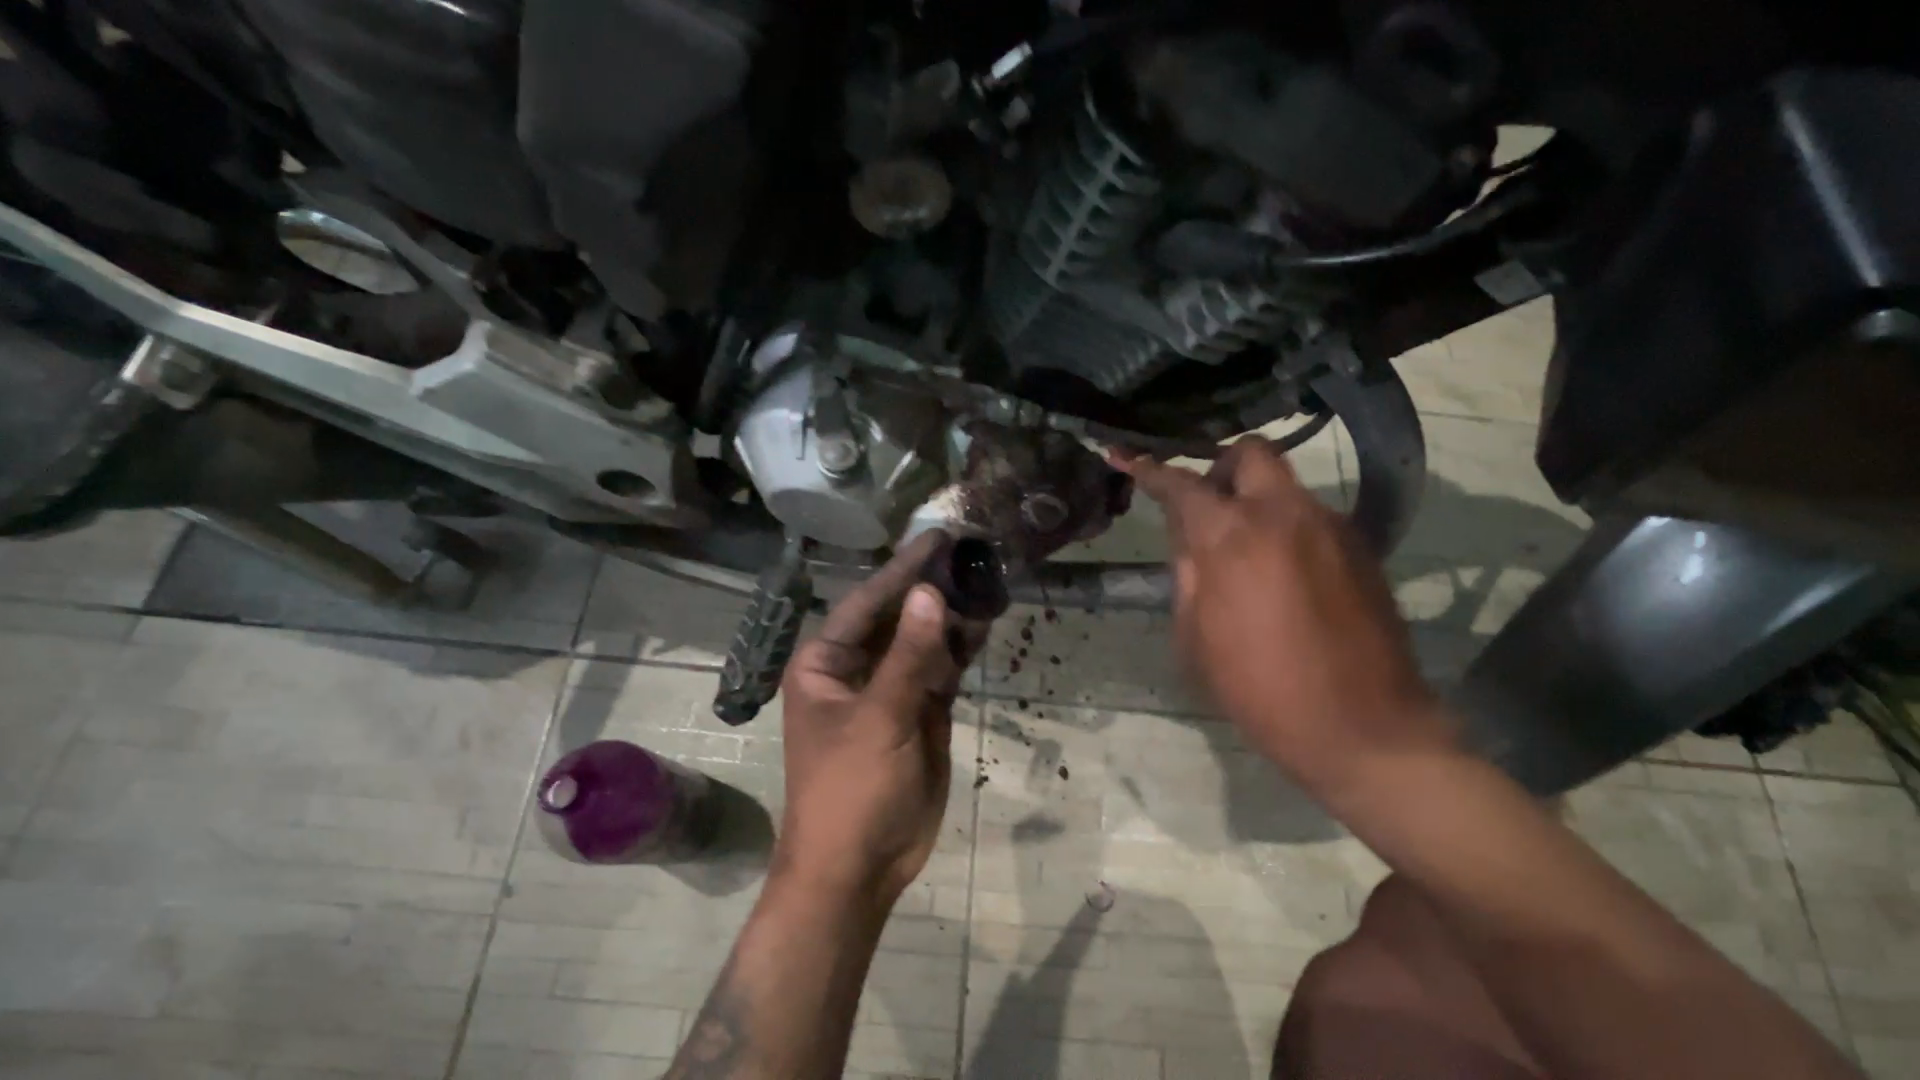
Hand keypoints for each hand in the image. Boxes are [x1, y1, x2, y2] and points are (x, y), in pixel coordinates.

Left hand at [775, 531, 973, 904]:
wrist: (858, 867)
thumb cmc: (850, 789)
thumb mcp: (879, 719)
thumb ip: (909, 657)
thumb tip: (930, 593)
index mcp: (825, 664)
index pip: (868, 602)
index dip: (903, 570)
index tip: (939, 538)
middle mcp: (855, 670)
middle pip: (898, 618)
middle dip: (933, 589)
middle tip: (975, 553)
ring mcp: (890, 692)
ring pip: (924, 642)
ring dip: (952, 617)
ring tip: (988, 580)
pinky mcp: (920, 715)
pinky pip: (940, 671)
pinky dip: (961, 650)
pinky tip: (986, 623)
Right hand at [1115, 437, 1454, 797]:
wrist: (1363, 727)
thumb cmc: (1262, 691)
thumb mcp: (1196, 640)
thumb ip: (1188, 575)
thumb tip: (1188, 538)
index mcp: (1233, 536)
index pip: (1183, 484)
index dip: (1151, 469)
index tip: (1127, 457)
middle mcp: (1286, 513)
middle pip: (1251, 454)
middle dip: (1220, 468)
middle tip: (1207, 505)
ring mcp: (1331, 526)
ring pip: (1286, 486)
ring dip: (1258, 502)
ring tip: (1246, 553)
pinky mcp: (1362, 548)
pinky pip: (1313, 518)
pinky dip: (1288, 530)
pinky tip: (1285, 577)